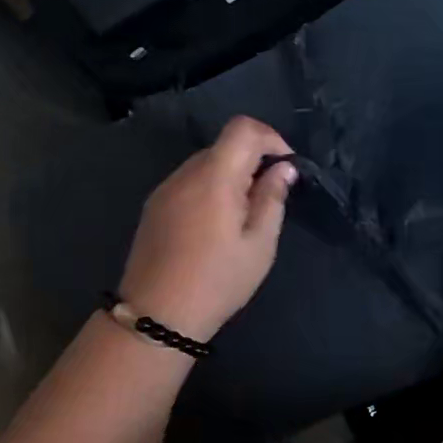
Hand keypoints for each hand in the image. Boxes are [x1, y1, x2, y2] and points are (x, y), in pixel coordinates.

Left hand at [118, 116, 297, 341]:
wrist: (157, 314)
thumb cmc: (218, 280)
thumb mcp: (260, 244)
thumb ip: (272, 199)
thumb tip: (284, 168)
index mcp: (215, 178)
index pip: (243, 128)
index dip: (271, 137)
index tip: (288, 165)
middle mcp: (185, 174)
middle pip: (224, 146)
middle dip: (254, 161)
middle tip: (271, 199)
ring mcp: (165, 189)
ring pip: (206, 165)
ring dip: (232, 177)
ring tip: (245, 217)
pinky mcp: (154, 207)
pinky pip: (190, 183)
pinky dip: (212, 189)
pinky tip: (218, 226)